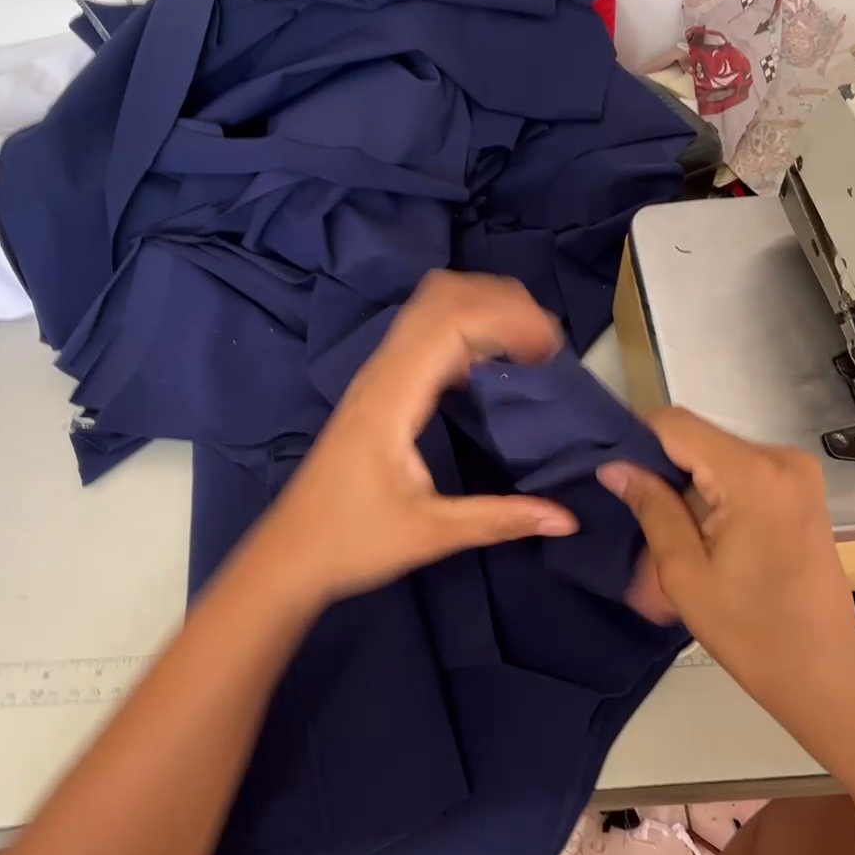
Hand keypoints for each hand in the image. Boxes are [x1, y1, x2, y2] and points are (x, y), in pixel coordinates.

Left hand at [234, 271, 578, 606]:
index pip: (454, 322)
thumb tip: (566, 518)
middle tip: (546, 339)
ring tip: (526, 342)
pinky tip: (488, 365)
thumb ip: (500, 519)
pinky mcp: (376, 390)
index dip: (509, 319)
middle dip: (500, 301)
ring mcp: (374, 377)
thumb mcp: (431, 534)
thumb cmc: (351, 542)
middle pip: (442, 298)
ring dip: (480, 309)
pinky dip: (462, 329)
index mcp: (392, 396)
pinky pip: (422, 334)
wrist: (287, 555)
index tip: (551, 348)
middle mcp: (381, 373)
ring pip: (429, 309)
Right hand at [599, 409, 854, 714]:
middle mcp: (782, 458)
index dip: (635, 438)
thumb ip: (651, 507)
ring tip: (656, 524)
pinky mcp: (800, 489)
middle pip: (698, 438)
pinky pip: (739, 471)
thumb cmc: (752, 632)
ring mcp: (797, 472)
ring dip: (683, 481)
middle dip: (659, 465)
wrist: (824, 674)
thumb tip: (614, 466)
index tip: (606, 467)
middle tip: (626, 504)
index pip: (677, 425)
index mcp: (754, 475)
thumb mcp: (685, 572)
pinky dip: (710, 491)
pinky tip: (693, 528)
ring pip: (716, 454)